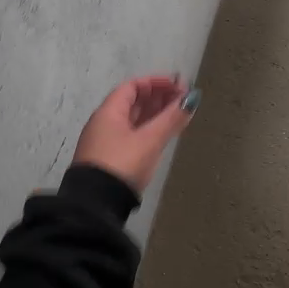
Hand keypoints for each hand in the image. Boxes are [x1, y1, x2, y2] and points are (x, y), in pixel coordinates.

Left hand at [72, 75, 199, 191]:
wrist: (96, 204)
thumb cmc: (122, 163)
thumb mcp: (150, 140)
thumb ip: (172, 118)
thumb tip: (192, 98)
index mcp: (109, 112)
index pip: (133, 86)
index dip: (156, 82)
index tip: (178, 85)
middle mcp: (105, 123)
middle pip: (134, 102)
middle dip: (159, 98)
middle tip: (183, 99)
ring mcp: (107, 143)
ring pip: (134, 120)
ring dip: (156, 114)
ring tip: (179, 114)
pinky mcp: (111, 160)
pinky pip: (133, 136)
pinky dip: (150, 130)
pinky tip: (164, 134)